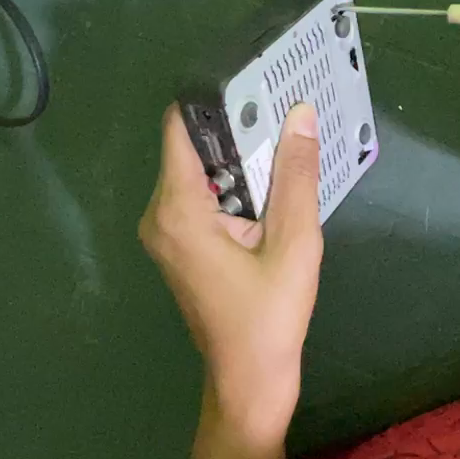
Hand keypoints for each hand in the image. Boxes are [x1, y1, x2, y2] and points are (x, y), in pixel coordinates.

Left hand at [140, 102, 323, 444]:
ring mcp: (165, 231)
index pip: (179, 128)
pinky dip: (231, 183)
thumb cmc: (270, 315)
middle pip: (189, 147)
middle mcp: (160, 214)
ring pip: (197, 171)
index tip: (251, 79)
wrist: (249, 379)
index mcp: (177, 209)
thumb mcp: (294, 242)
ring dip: (235, 156)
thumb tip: (300, 113)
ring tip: (281, 134)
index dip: (211, 99)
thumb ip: (296, 174)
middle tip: (279, 103)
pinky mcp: (178, 244)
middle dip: (232, 126)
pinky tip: (270, 179)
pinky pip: (201, 196)